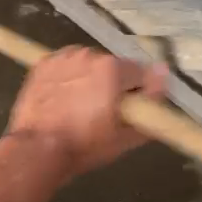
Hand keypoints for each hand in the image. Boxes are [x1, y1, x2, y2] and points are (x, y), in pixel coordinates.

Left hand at [2, 47, 164, 180]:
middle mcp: (88, 54)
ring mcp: (62, 57)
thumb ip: (152, 101)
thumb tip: (164, 73)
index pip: (139, 73)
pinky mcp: (42, 63)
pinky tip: (63, 97)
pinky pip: (66, 66)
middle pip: (112, 67)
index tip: (129, 111)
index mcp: (112, 67)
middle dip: (112, 84)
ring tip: (80, 106)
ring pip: (87, 65)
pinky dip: (68, 77)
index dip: (137, 93)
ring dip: (90, 79)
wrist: (37, 147)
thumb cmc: (86, 144)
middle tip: (103, 112)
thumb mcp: (128, 133)